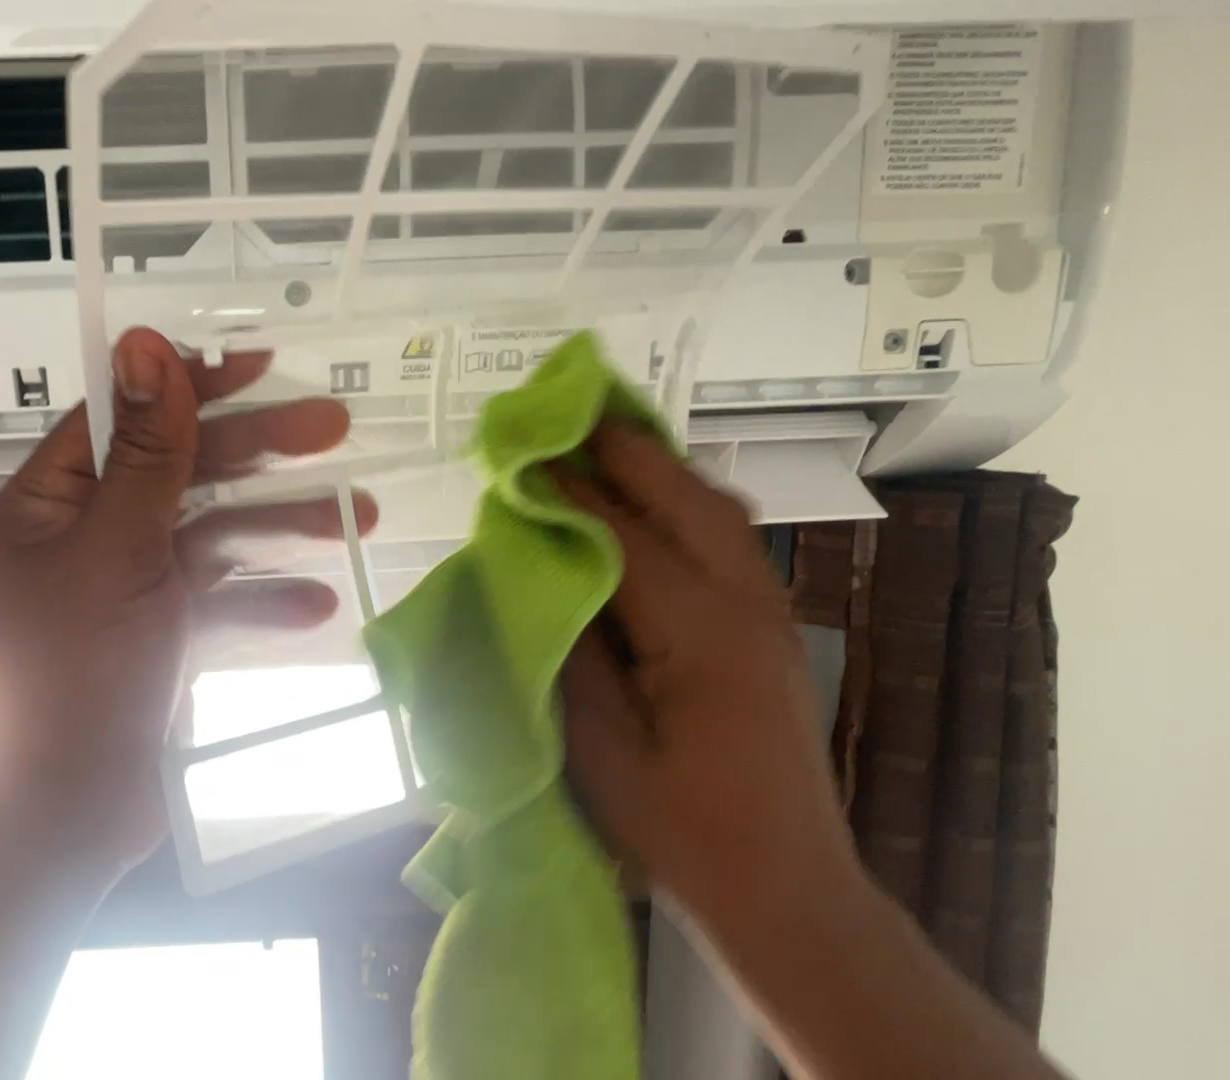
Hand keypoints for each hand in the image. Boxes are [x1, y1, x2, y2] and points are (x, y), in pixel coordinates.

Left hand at [0, 327, 375, 870]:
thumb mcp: (117, 552)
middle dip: (260, 453)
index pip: (125, 417)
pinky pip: (219, 603)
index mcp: (53, 502)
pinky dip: (264, 601)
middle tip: (336, 428)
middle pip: (181, 471)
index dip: (192, 385)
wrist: (60, 818)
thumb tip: (146, 343)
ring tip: (357, 519)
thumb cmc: (74, 675)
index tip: (263, 364)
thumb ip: (145, 455)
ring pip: (212, 536)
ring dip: (280, 528)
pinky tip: (317, 606)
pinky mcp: (162, 638)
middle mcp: (89, 535)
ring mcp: (130, 588)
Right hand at [553, 422, 860, 926]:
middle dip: (630, 453)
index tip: (523, 457)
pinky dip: (687, 508)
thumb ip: (572, 654)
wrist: (783, 887)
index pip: (627, 541)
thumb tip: (543, 572)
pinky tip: (652, 507)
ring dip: (664, 473)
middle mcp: (751, 610)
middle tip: (572, 416)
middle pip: (692, 504)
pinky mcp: (772, 632)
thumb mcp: (601, 753)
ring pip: (722, 516)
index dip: (571, 495)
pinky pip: (730, 544)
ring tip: (607, 445)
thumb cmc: (679, 831)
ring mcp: (772, 618)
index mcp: (705, 640)